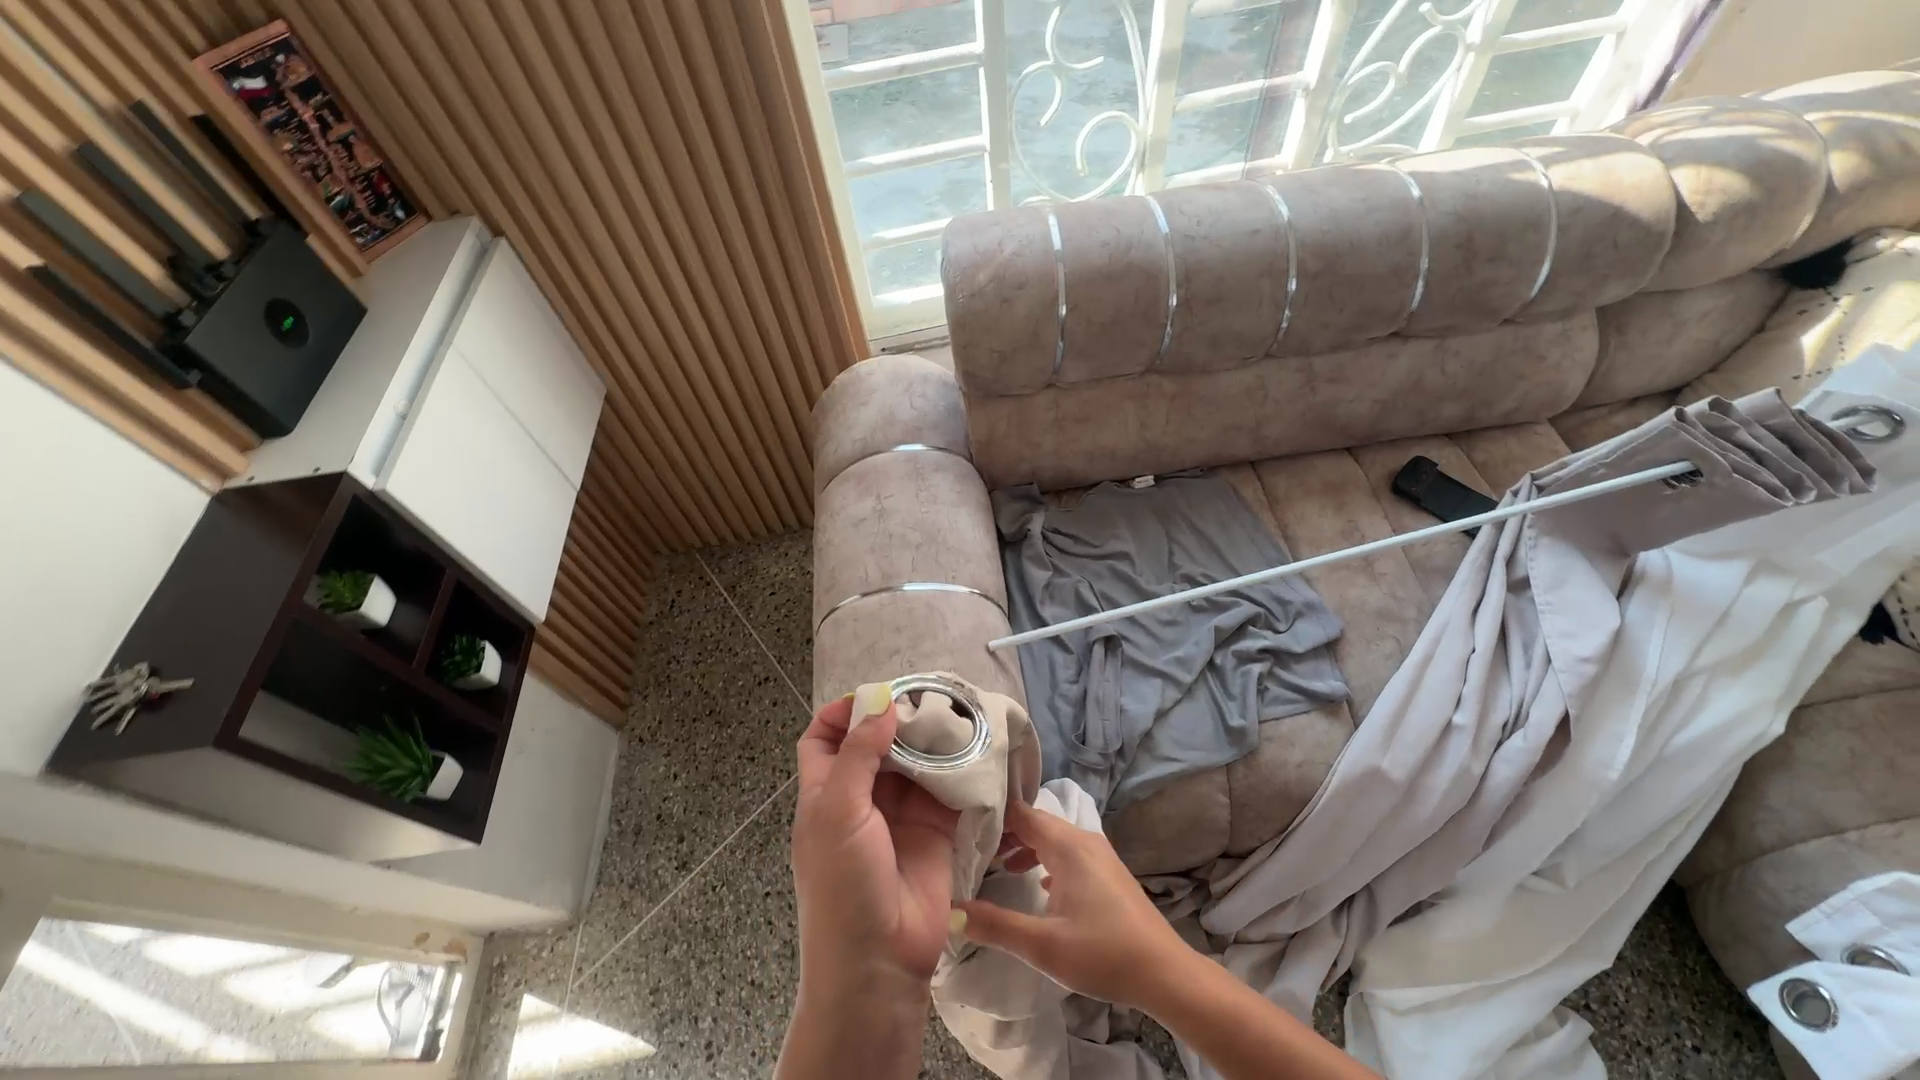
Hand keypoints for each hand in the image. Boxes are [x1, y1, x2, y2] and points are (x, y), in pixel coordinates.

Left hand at [790, 694, 960, 993]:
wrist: (879, 962)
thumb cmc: (843, 886)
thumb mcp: (838, 813)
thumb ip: (859, 755)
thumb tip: (880, 704)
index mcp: (826, 793)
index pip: (824, 739)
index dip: (841, 714)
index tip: (875, 697)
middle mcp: (862, 798)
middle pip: (876, 744)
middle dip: (898, 721)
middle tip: (928, 697)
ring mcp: (900, 815)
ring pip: (915, 763)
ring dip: (932, 740)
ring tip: (956, 714)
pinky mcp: (936, 830)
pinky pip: (947, 789)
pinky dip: (960, 769)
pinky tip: (975, 748)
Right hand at [956, 799, 1193, 1011]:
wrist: (1165, 974)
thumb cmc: (1103, 954)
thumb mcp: (1042, 945)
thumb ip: (995, 925)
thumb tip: (952, 912)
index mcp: (1068, 846)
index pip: (1020, 812)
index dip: (989, 817)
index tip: (960, 829)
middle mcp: (1084, 841)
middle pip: (1035, 822)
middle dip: (1003, 833)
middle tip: (970, 850)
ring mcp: (1099, 856)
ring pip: (1052, 839)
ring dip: (1025, 848)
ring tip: (998, 868)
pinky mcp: (1107, 874)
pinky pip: (1067, 854)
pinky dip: (1045, 861)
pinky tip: (1036, 885)